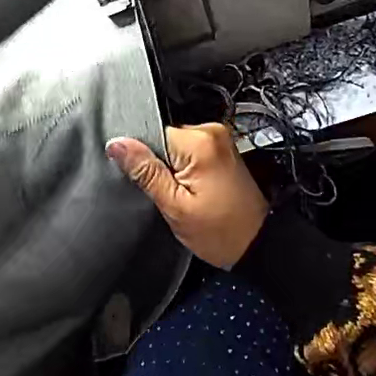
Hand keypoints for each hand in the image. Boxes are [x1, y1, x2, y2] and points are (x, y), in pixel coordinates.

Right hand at [107, 124, 267, 268]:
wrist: (257, 243)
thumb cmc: (222, 232)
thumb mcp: (174, 206)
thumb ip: (145, 171)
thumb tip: (118, 145)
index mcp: (200, 141)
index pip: (152, 133)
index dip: (145, 160)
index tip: (154, 182)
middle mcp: (212, 132)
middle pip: (164, 138)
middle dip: (159, 165)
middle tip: (172, 193)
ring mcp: (220, 139)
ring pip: (174, 146)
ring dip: (173, 168)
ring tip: (187, 193)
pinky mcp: (221, 149)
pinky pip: (189, 151)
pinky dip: (185, 169)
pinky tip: (195, 189)